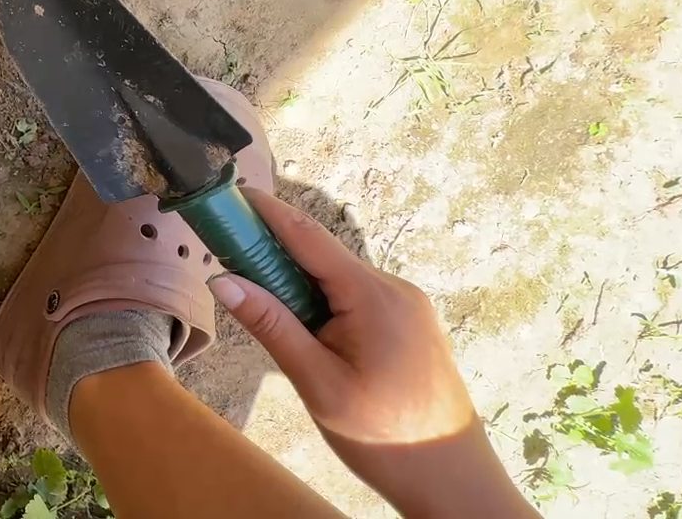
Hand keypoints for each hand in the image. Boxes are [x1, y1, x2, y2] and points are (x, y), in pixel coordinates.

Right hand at [208, 190, 537, 518]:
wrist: (461, 492)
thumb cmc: (388, 440)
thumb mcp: (319, 383)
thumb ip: (270, 325)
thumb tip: (220, 280)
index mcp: (374, 296)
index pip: (307, 235)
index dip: (263, 210)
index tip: (224, 193)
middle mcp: (392, 288)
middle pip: (316, 252)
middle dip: (267, 247)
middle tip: (222, 251)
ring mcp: (402, 305)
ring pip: (329, 274)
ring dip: (289, 276)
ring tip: (255, 297)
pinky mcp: (403, 322)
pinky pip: (346, 292)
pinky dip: (312, 294)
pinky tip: (294, 320)